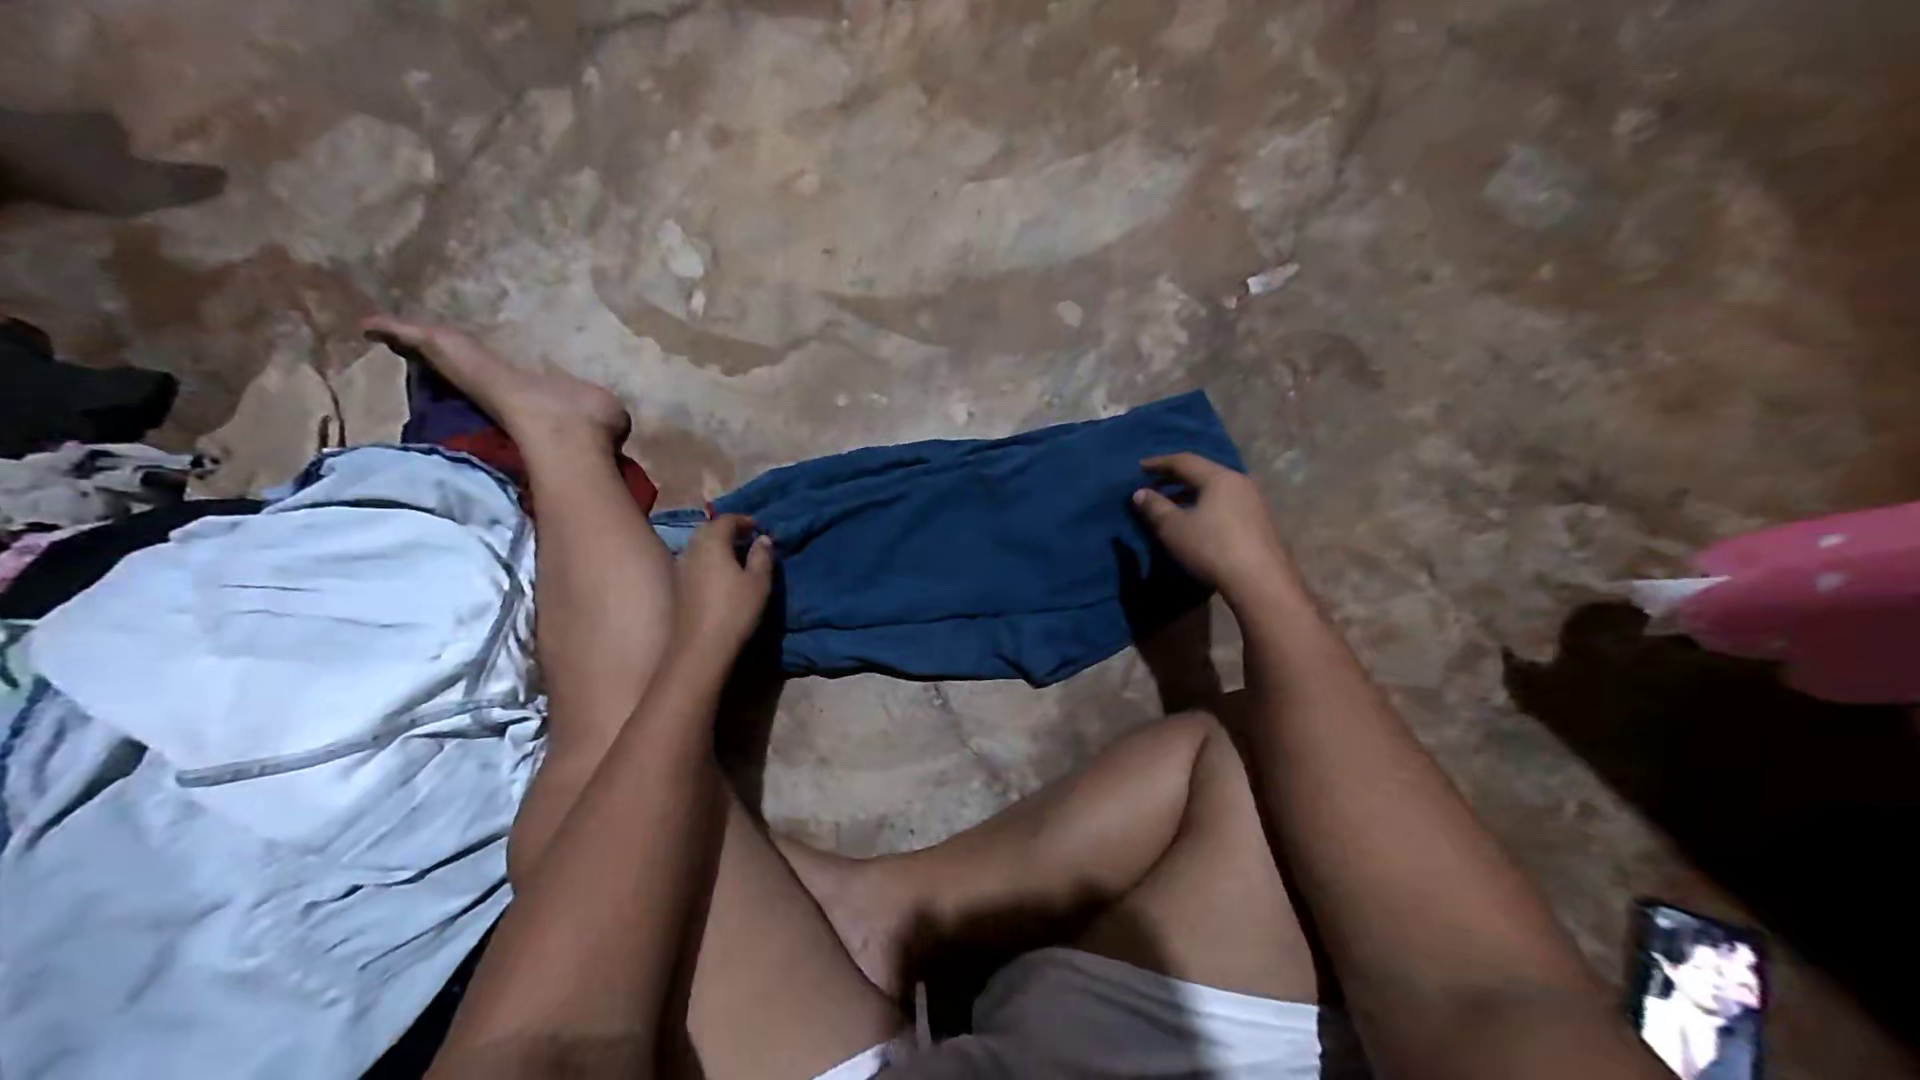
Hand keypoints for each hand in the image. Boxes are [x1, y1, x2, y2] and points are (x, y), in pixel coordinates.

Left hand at [675, 514, 774, 652]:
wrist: (700, 647)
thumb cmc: (735, 610)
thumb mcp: (759, 582)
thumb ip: (762, 556)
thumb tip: (763, 539)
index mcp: (712, 543)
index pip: (726, 520)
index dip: (743, 520)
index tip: (758, 527)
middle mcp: (692, 549)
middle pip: (708, 529)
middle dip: (728, 529)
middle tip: (747, 537)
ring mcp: (681, 567)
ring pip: (699, 545)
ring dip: (717, 544)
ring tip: (736, 554)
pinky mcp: (678, 585)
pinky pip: (694, 560)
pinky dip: (708, 558)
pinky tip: (721, 573)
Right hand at [1131, 453, 1299, 600]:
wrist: (1262, 582)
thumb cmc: (1212, 548)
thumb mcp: (1174, 528)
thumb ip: (1155, 507)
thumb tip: (1140, 493)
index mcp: (1220, 478)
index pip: (1185, 461)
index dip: (1159, 463)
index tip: (1140, 467)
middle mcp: (1242, 483)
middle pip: (1204, 473)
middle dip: (1175, 478)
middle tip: (1154, 484)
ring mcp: (1256, 503)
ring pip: (1217, 490)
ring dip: (1192, 493)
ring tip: (1173, 505)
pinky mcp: (1262, 523)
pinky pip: (1228, 504)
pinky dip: (1208, 506)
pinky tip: (1199, 522)